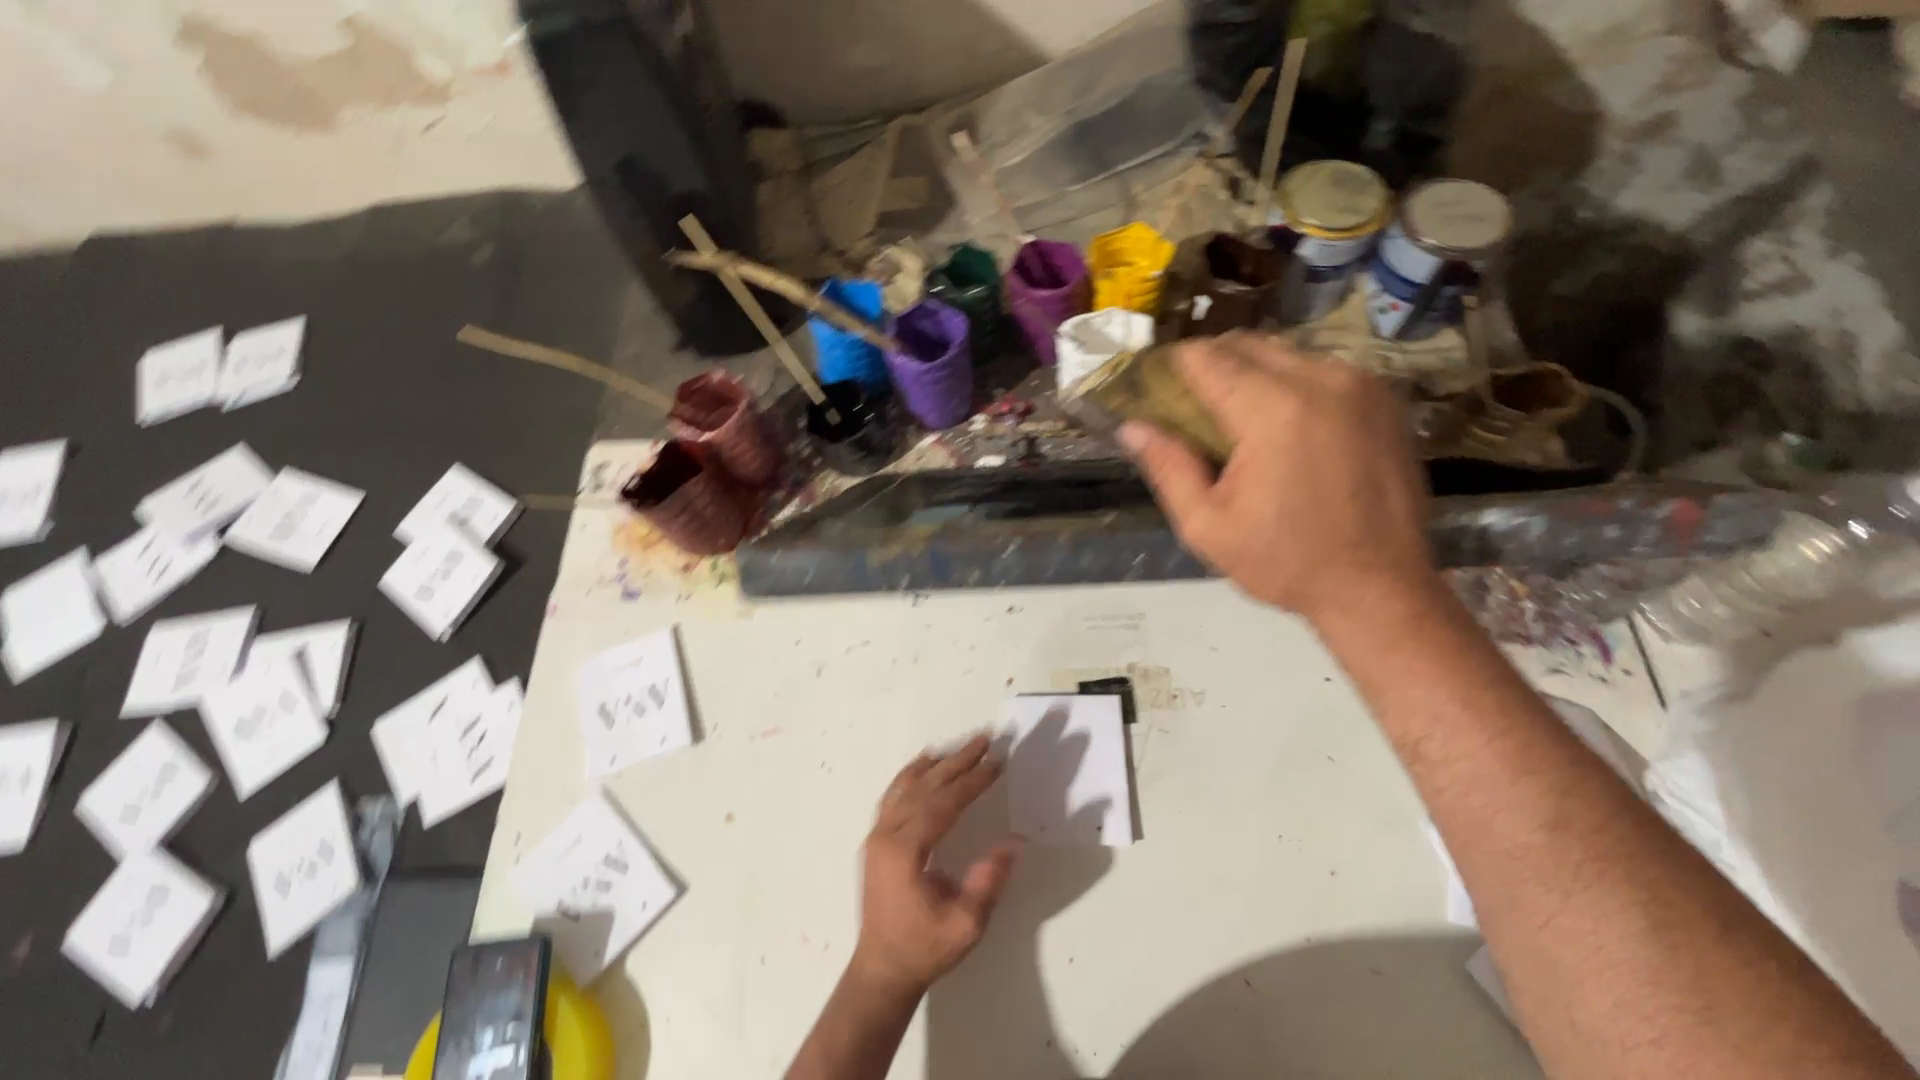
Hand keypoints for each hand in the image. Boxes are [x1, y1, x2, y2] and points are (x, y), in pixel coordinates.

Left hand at [851, 736, 1022, 998]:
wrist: (882, 969)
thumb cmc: (925, 948)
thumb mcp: (966, 923)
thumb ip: (988, 881)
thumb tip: (1014, 841)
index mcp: (906, 851)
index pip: (944, 803)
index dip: (972, 781)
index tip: (997, 762)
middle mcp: (887, 835)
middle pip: (925, 787)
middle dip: (957, 762)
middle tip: (984, 739)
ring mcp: (877, 836)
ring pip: (906, 787)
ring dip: (935, 764)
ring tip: (960, 746)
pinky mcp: (876, 842)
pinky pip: (893, 797)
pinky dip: (910, 775)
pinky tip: (924, 764)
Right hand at [1120, 333, 1436, 622]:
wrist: (1381, 588)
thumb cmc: (1287, 563)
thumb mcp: (1208, 527)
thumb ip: (1168, 468)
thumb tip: (1131, 426)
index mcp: (1273, 410)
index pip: (1207, 358)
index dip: (1173, 366)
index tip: (1155, 388)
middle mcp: (1321, 379)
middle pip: (1247, 344)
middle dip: (1211, 364)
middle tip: (1191, 405)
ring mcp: (1360, 383)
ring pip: (1286, 353)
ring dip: (1254, 373)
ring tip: (1237, 418)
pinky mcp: (1384, 397)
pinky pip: (1323, 369)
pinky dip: (1294, 384)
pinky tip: (1285, 426)